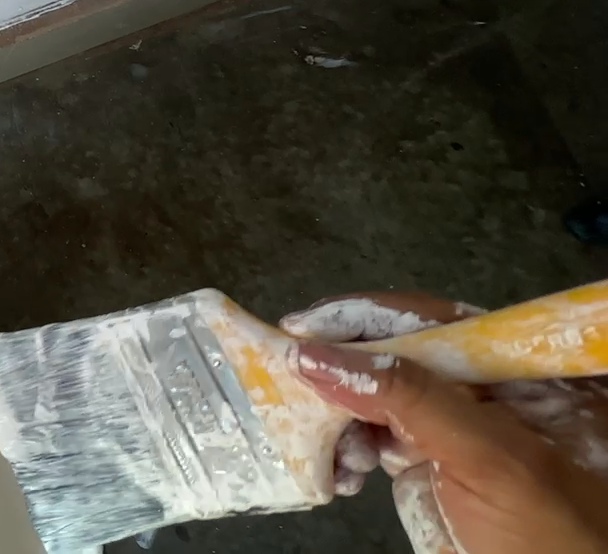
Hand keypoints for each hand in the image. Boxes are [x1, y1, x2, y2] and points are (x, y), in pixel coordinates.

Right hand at [284, 292, 607, 553]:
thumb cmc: (555, 538)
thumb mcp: (491, 461)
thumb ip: (409, 398)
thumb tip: (307, 353)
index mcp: (520, 373)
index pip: (425, 320)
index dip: (358, 319)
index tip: (299, 331)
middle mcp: (486, 387)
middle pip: (386, 352)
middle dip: (338, 372)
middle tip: (294, 383)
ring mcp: (455, 420)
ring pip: (366, 387)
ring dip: (333, 413)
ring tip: (335, 449)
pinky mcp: (427, 449)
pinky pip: (366, 424)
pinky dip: (341, 441)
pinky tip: (343, 467)